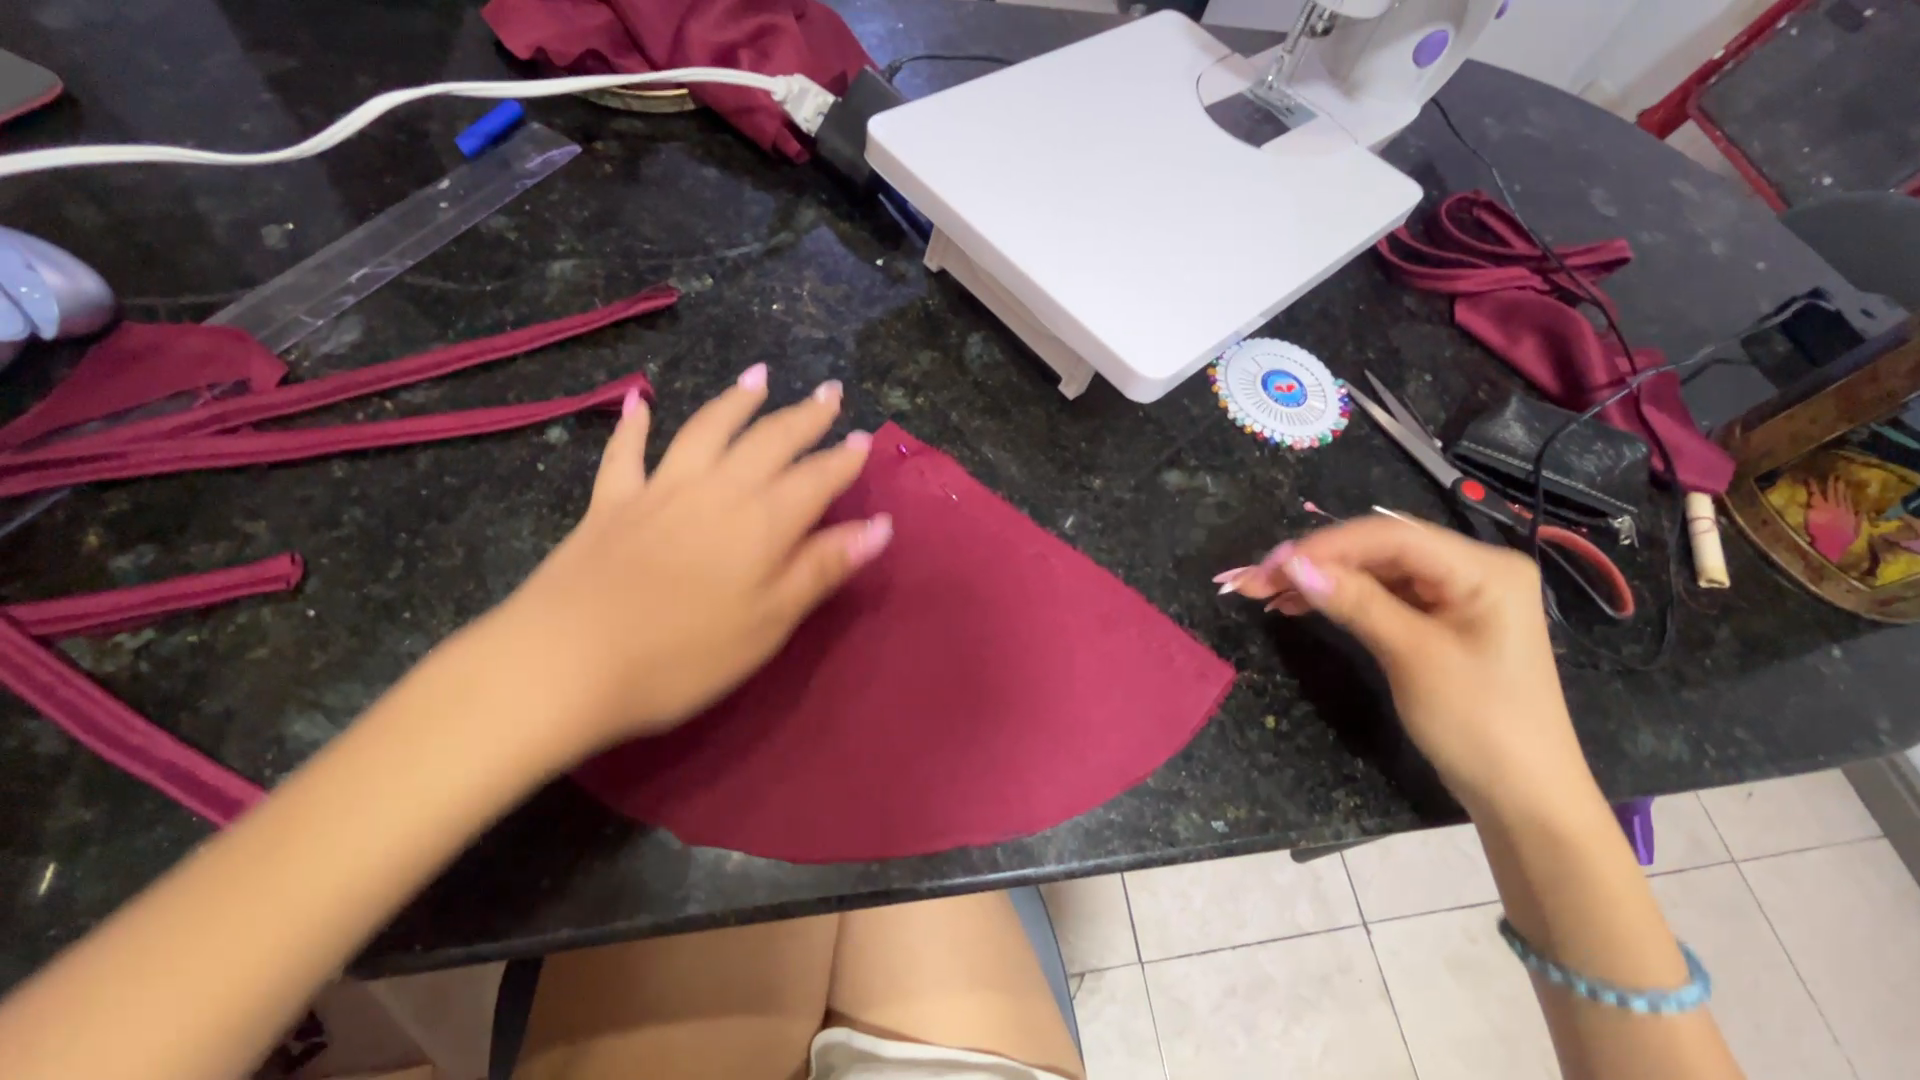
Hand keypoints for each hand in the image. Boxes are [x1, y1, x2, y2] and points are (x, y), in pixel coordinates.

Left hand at [487, 364, 887, 756]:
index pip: (815, 479)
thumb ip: (821, 568)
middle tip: (829, 392)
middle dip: (803, 416)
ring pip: (705, 431)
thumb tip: (879, 525)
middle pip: (768, 442)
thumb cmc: (683, 656)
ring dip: (735, 401)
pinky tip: (640, 401)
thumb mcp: (769, 623)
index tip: (864, 440)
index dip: (842, 460)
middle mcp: (716, 491)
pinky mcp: (609, 504)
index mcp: (762, 523)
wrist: (567, 662)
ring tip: (758, 376)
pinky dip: (635, 424)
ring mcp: (659, 491)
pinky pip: (625, 453)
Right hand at [1221, 516, 1595, 817]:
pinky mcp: (1443, 621)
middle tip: (1257, 579)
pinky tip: (1301, 605)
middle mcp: (1474, 570)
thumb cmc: (1478, 723)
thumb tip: (1292, 566)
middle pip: (1381, 550)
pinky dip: (1343, 600)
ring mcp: (1458, 596)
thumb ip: (1355, 603)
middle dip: (1317, 561)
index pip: (1390, 537)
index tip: (1269, 565)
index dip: (1325, 546)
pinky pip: (1385, 596)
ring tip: (1267, 593)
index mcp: (1484, 568)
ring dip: (1323, 580)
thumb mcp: (1412, 656)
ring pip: (1377, 572)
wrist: (1524, 795)